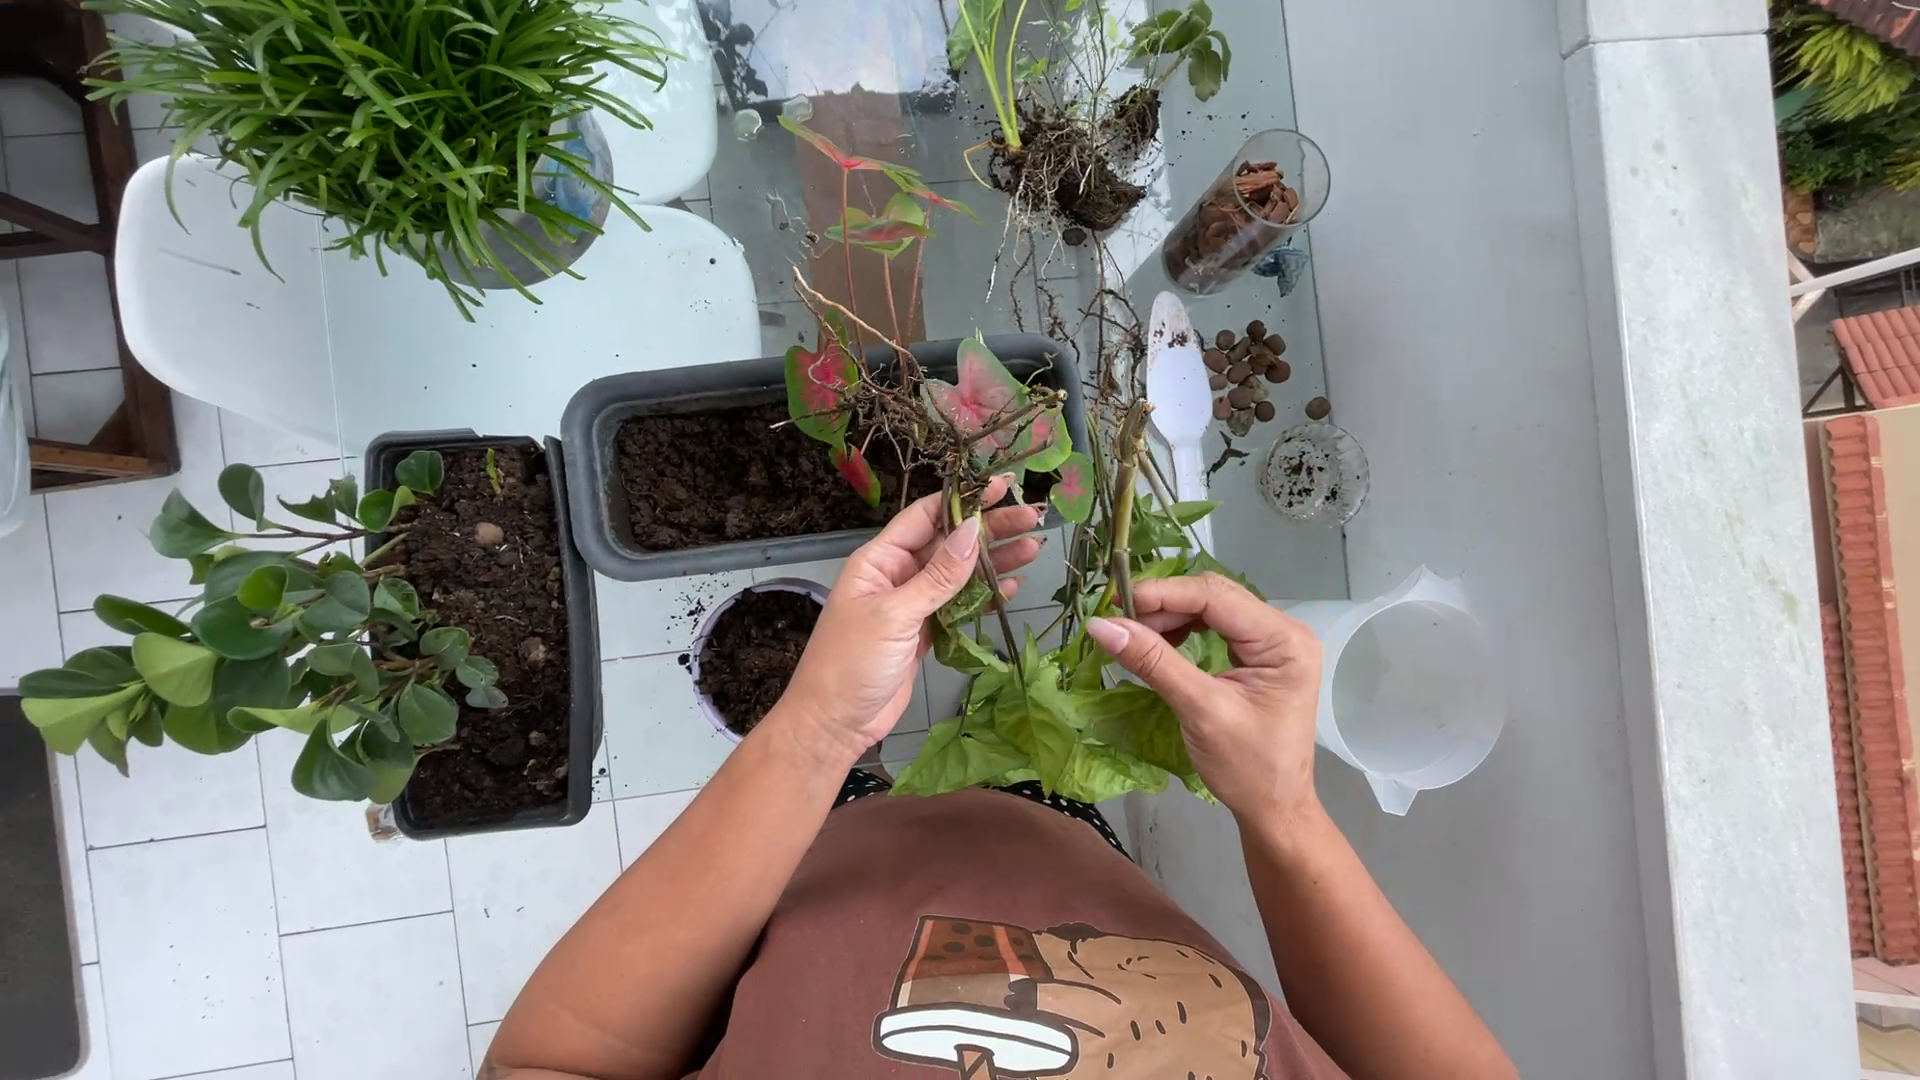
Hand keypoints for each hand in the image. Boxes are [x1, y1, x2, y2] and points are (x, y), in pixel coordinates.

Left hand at [773, 477, 1044, 763]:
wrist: (835, 722)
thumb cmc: (851, 663)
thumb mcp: (894, 615)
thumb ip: (937, 576)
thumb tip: (971, 531)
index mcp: (879, 560)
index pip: (925, 517)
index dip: (963, 500)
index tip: (1000, 488)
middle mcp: (897, 575)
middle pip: (949, 544)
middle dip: (989, 531)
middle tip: (1031, 518)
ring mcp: (912, 604)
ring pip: (958, 575)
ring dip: (993, 563)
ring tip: (1033, 548)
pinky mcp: (924, 631)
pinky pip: (958, 606)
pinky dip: (983, 598)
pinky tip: (1011, 587)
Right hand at [1084, 574, 1322, 822]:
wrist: (1274, 808)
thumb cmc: (1247, 768)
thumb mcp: (1199, 710)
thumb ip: (1153, 662)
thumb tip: (1101, 626)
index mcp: (1284, 641)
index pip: (1214, 597)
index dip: (1162, 594)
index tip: (1114, 605)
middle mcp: (1283, 631)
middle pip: (1212, 595)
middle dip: (1163, 604)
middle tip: (1119, 621)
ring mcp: (1271, 641)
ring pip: (1209, 607)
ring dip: (1168, 616)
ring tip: (1134, 634)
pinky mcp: (1257, 654)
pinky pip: (1213, 625)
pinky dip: (1180, 629)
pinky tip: (1159, 643)